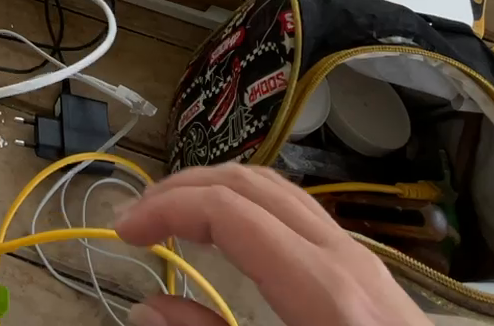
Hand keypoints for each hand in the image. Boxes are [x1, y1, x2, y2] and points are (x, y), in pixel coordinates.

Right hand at [114, 164, 430, 325]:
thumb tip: (147, 310)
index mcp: (324, 291)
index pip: (226, 210)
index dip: (165, 209)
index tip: (123, 232)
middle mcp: (345, 257)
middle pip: (247, 183)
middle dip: (182, 188)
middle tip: (139, 216)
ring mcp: (362, 259)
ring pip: (273, 186)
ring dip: (213, 187)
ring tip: (174, 211)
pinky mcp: (369, 273)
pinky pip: (296, 209)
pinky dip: (247, 201)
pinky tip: (230, 226)